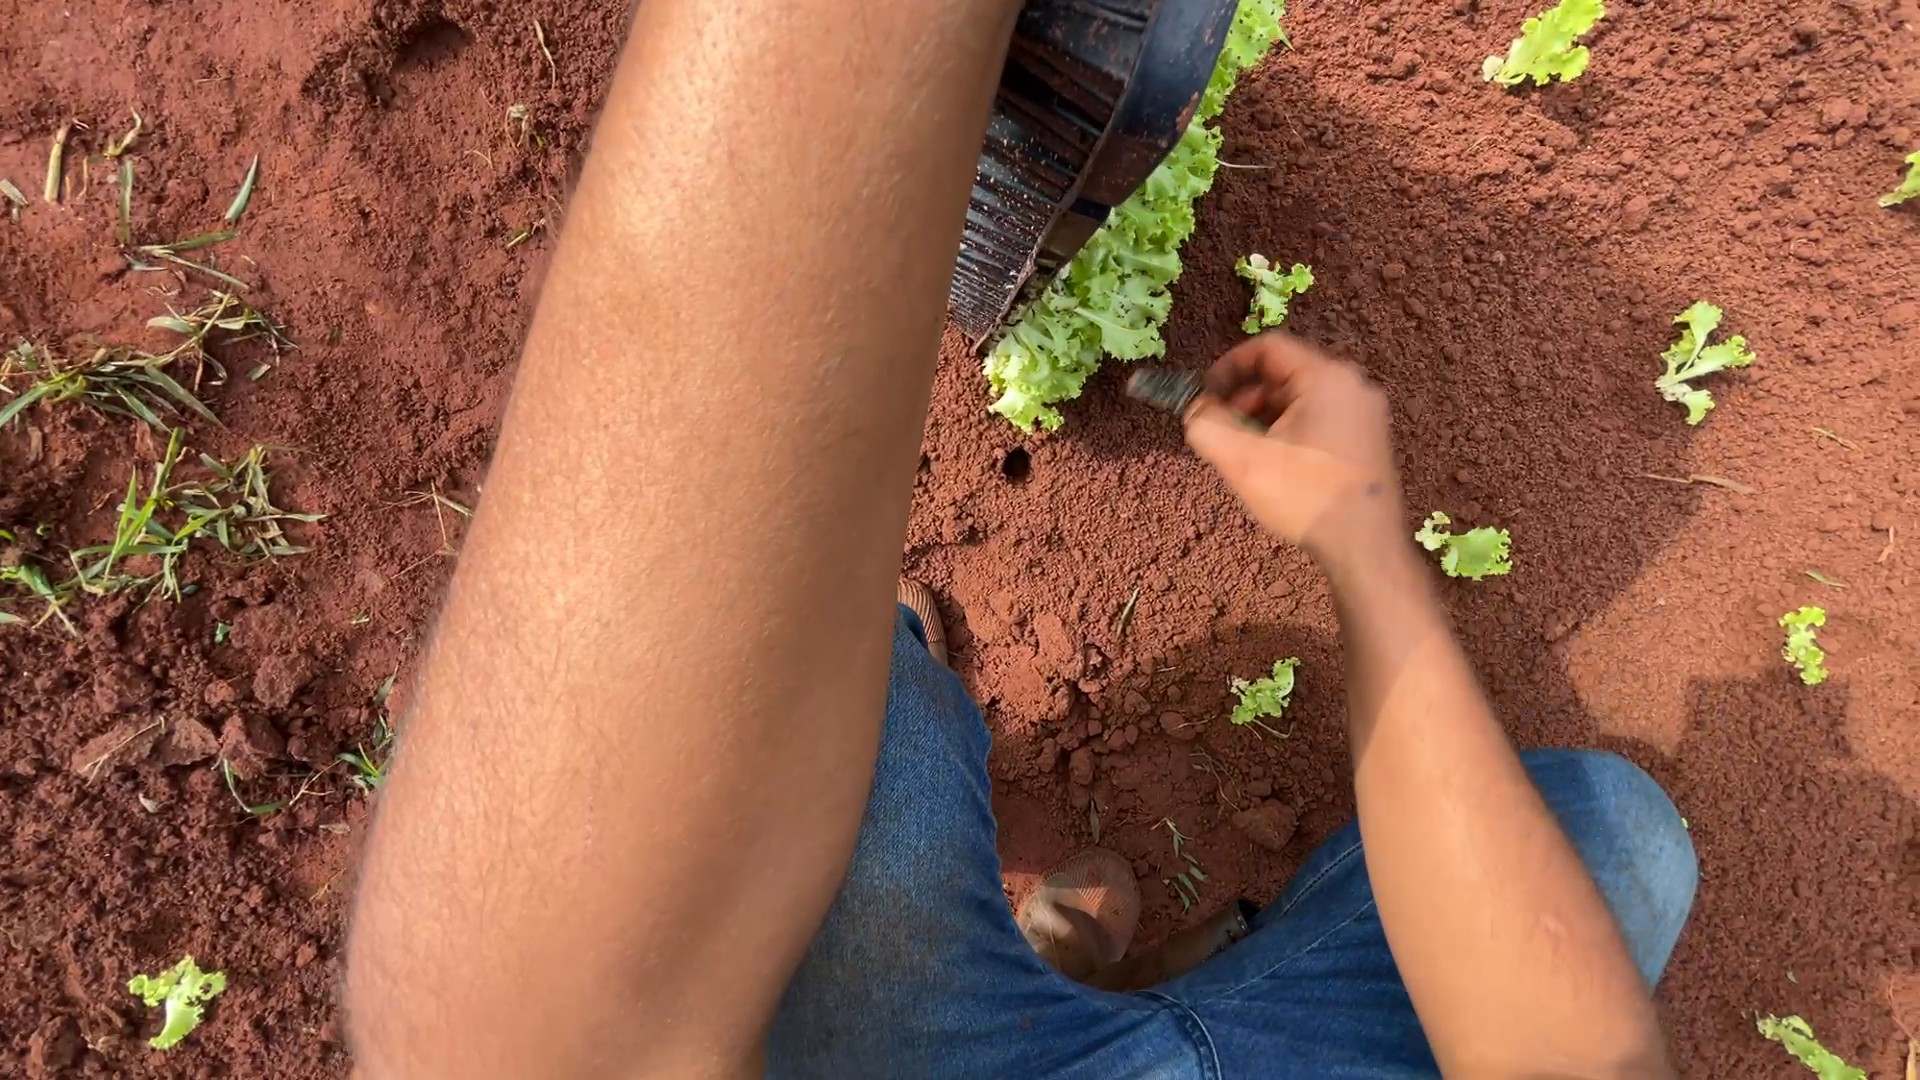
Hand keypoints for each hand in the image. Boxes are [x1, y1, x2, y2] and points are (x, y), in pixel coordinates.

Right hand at [1183, 334, 1405, 566]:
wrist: (1364, 546)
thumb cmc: (1304, 496)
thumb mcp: (1242, 460)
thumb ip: (1205, 425)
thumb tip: (1193, 409)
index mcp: (1327, 378)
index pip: (1267, 348)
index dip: (1227, 367)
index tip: (1205, 397)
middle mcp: (1352, 386)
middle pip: (1282, 374)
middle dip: (1242, 398)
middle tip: (1221, 430)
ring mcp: (1364, 413)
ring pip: (1297, 399)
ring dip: (1261, 417)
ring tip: (1243, 452)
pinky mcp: (1365, 439)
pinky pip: (1315, 418)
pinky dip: (1285, 431)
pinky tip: (1271, 464)